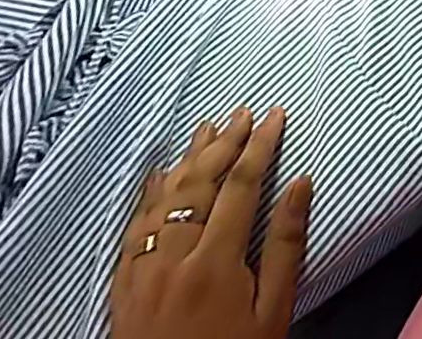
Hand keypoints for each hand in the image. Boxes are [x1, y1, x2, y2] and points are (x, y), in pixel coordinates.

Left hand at [110, 107, 311, 338]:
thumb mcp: (274, 310)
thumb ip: (286, 244)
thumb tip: (300, 182)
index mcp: (214, 263)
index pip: (240, 185)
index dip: (259, 145)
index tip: (276, 115)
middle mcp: (171, 261)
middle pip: (198, 185)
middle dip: (224, 143)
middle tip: (243, 112)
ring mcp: (139, 275)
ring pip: (162, 202)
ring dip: (187, 160)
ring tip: (206, 129)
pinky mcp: (121, 290)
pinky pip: (132, 230)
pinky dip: (149, 196)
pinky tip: (159, 176)